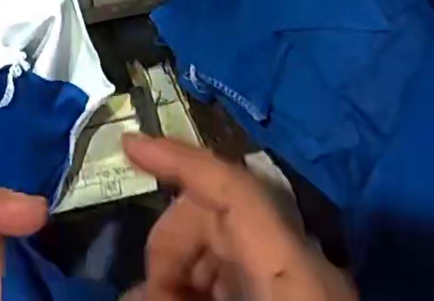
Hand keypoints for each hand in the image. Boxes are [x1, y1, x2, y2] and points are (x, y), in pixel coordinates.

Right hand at [122, 136, 355, 300]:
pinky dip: (205, 290)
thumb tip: (135, 296)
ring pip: (226, 252)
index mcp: (294, 271)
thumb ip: (172, 299)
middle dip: (171, 244)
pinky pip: (241, 283)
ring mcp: (304, 294)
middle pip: (219, 219)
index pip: (232, 187)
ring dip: (182, 272)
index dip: (178, 158)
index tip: (128, 148)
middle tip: (145, 293)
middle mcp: (304, 271)